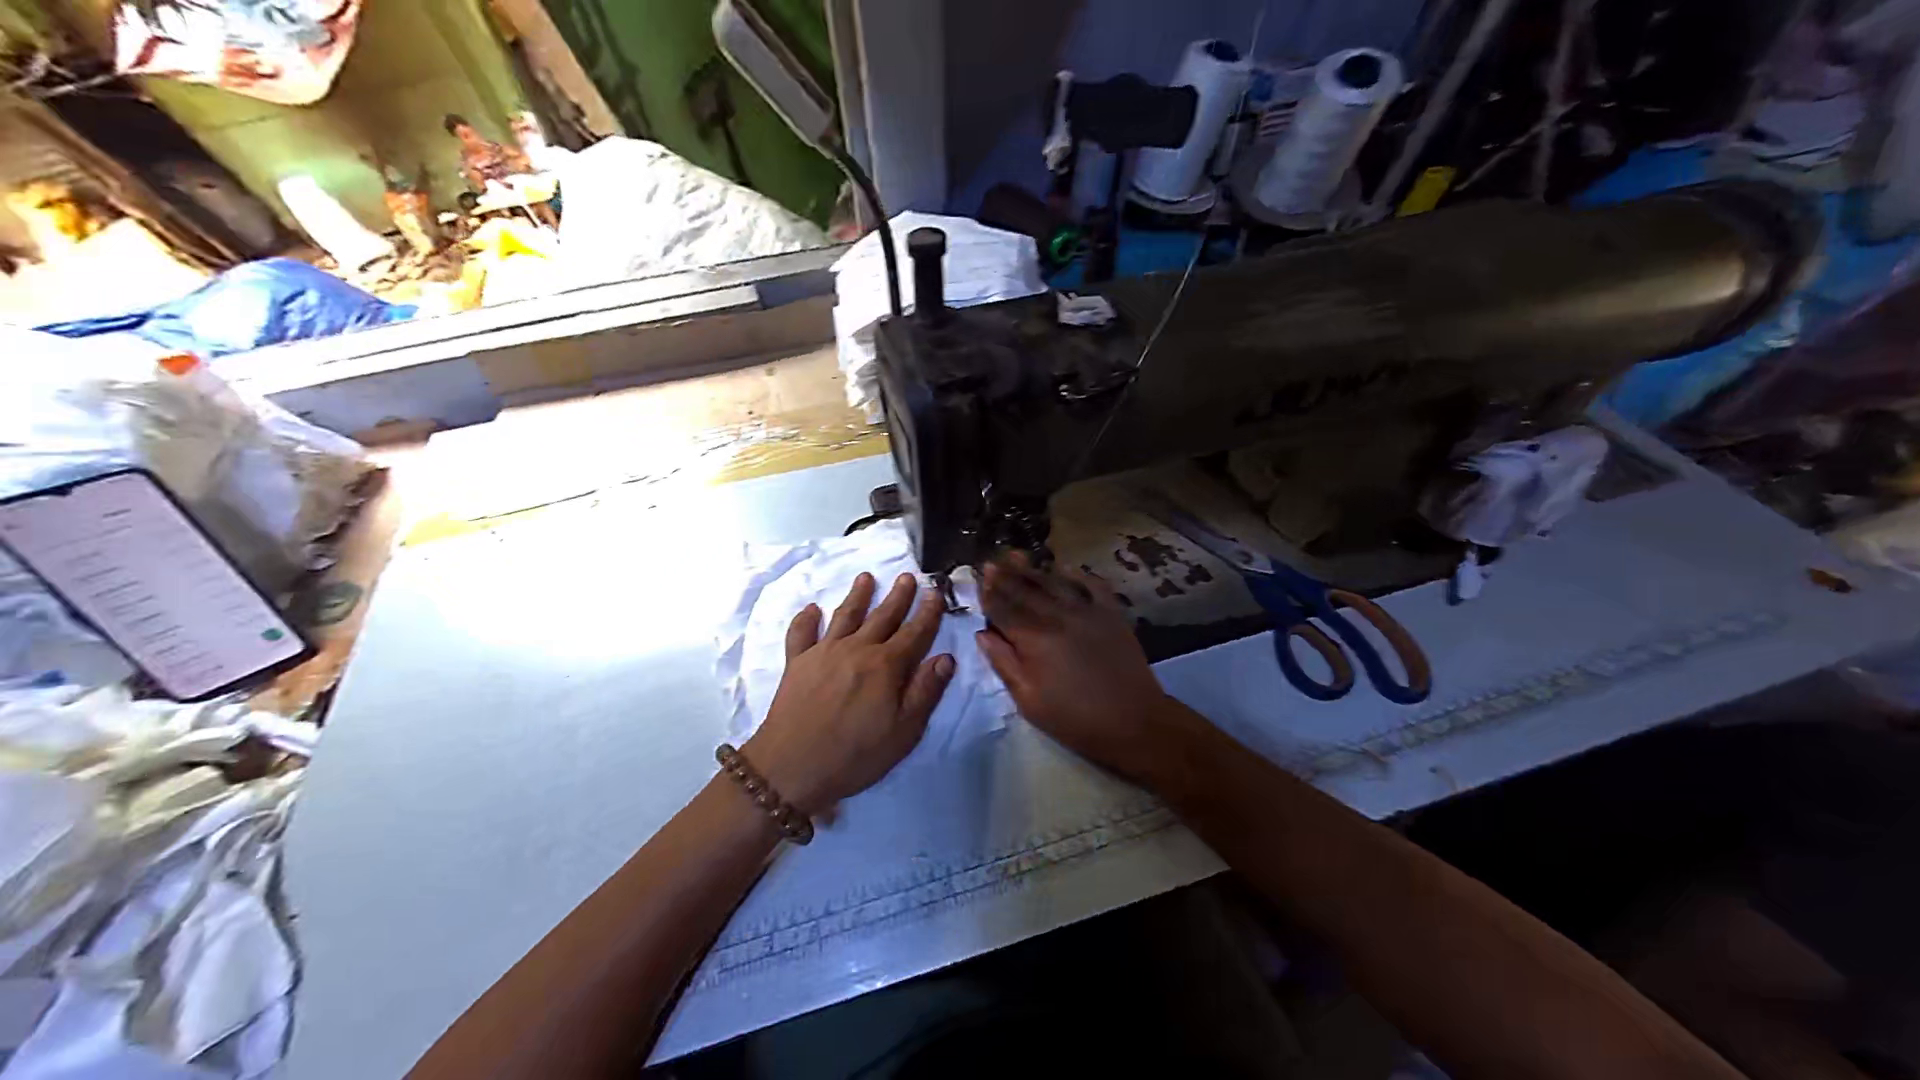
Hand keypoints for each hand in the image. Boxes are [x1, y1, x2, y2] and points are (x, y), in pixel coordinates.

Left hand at [745, 572, 955, 815]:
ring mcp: (823, 653)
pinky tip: (811, 609)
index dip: (928, 613)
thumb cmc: (855, 755)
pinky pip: (801, 633)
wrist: (791, 766)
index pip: (914, 633)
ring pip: (846, 616)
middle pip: (883, 617)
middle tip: (908, 576)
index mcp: (886, 666)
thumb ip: (925, 691)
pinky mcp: (797, 663)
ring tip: (867, 577)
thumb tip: (945, 657)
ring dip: (858, 595)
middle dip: (898, 596)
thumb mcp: (903, 732)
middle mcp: (857, 650)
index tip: (936, 592)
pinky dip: (806, 619)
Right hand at [975, 553, 1182, 783]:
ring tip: (1015, 555)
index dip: (988, 593)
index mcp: (1034, 639)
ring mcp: (1087, 611)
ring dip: (1033, 569)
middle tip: (991, 561)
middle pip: (1025, 591)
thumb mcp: (1029, 700)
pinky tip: (1064, 567)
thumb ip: (1004, 663)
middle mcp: (1058, 617)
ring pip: (1054, 583)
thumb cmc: (1075, 719)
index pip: (1003, 610)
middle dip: (1005, 575)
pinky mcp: (1111, 614)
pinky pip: (1092, 585)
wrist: (1134, 722)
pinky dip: (1077, 574)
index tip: (978, 578)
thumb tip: (983, 634)